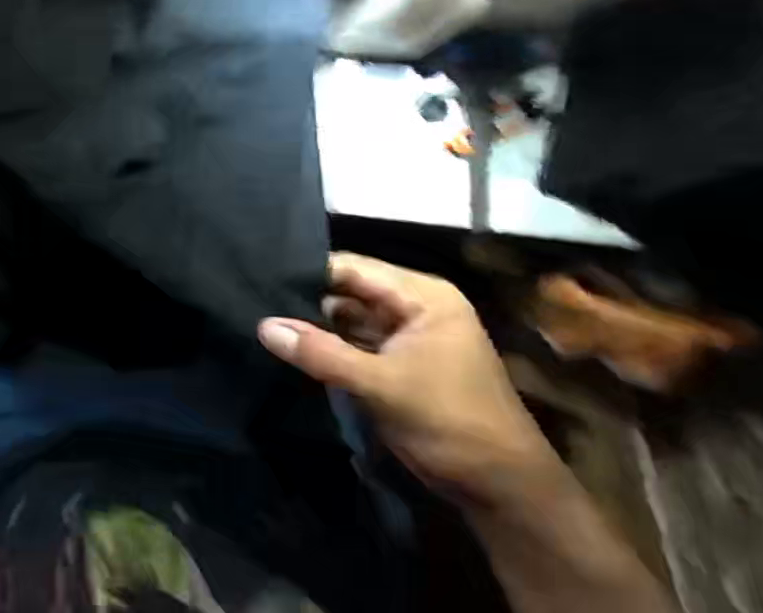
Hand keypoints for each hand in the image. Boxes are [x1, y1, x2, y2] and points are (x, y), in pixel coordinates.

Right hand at [258, 253, 561, 508]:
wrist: (505, 494)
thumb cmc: (451, 424)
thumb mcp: (381, 386)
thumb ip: (321, 353)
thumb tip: (263, 325)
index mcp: (423, 296)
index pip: (353, 268)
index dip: (309, 272)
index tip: (262, 276)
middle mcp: (416, 306)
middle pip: (350, 291)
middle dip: (309, 299)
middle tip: (257, 300)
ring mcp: (409, 335)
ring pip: (351, 318)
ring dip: (317, 325)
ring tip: (266, 319)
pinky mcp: (401, 362)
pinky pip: (358, 343)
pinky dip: (332, 347)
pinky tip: (293, 346)